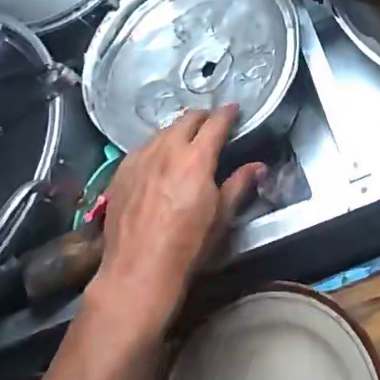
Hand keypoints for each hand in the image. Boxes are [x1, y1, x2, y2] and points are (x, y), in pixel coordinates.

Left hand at [91, 106, 264, 324]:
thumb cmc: (188, 245)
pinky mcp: (121, 171)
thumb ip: (238, 184)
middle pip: (186, 119)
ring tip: (185, 140)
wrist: (139, 268)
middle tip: (211, 124)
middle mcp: (166, 150)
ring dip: (177, 131)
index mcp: (196, 158)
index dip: (227, 114)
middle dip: (202, 117)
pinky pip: (141, 148)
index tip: (234, 110)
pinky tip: (158, 159)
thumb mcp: (221, 216)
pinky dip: (155, 146)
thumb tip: (258, 167)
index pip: (215, 124)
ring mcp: (139, 158)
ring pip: (162, 131)